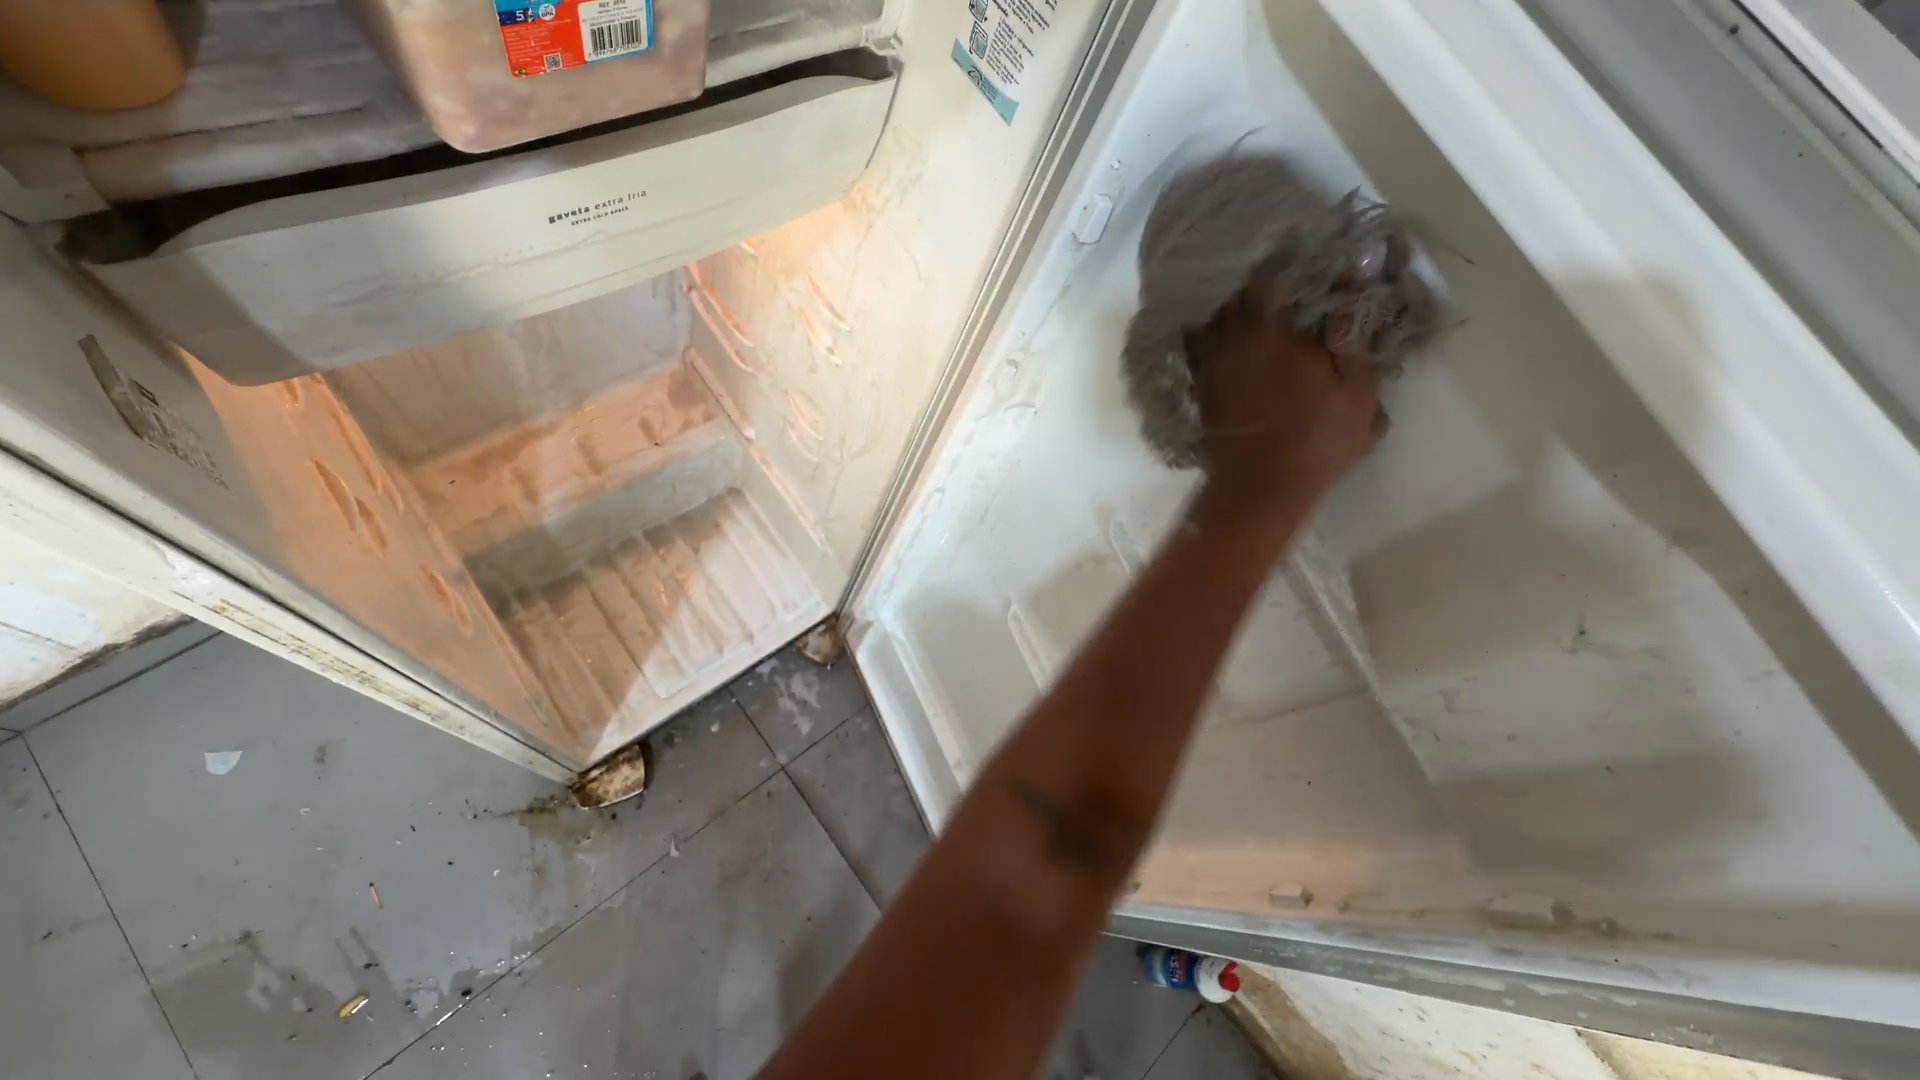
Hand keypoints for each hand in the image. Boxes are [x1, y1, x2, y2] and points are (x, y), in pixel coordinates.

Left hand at [1186, 286, 1378, 519]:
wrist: (1261, 488)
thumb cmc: (1316, 439)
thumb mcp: (1356, 390)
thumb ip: (1352, 336)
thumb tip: (1351, 289)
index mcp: (1271, 332)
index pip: (1266, 278)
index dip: (1277, 263)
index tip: (1289, 253)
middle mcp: (1232, 340)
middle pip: (1229, 293)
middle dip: (1242, 277)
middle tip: (1259, 267)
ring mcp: (1210, 364)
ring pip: (1207, 317)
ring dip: (1219, 301)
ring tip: (1233, 290)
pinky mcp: (1199, 387)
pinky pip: (1192, 346)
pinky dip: (1199, 330)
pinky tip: (1210, 325)